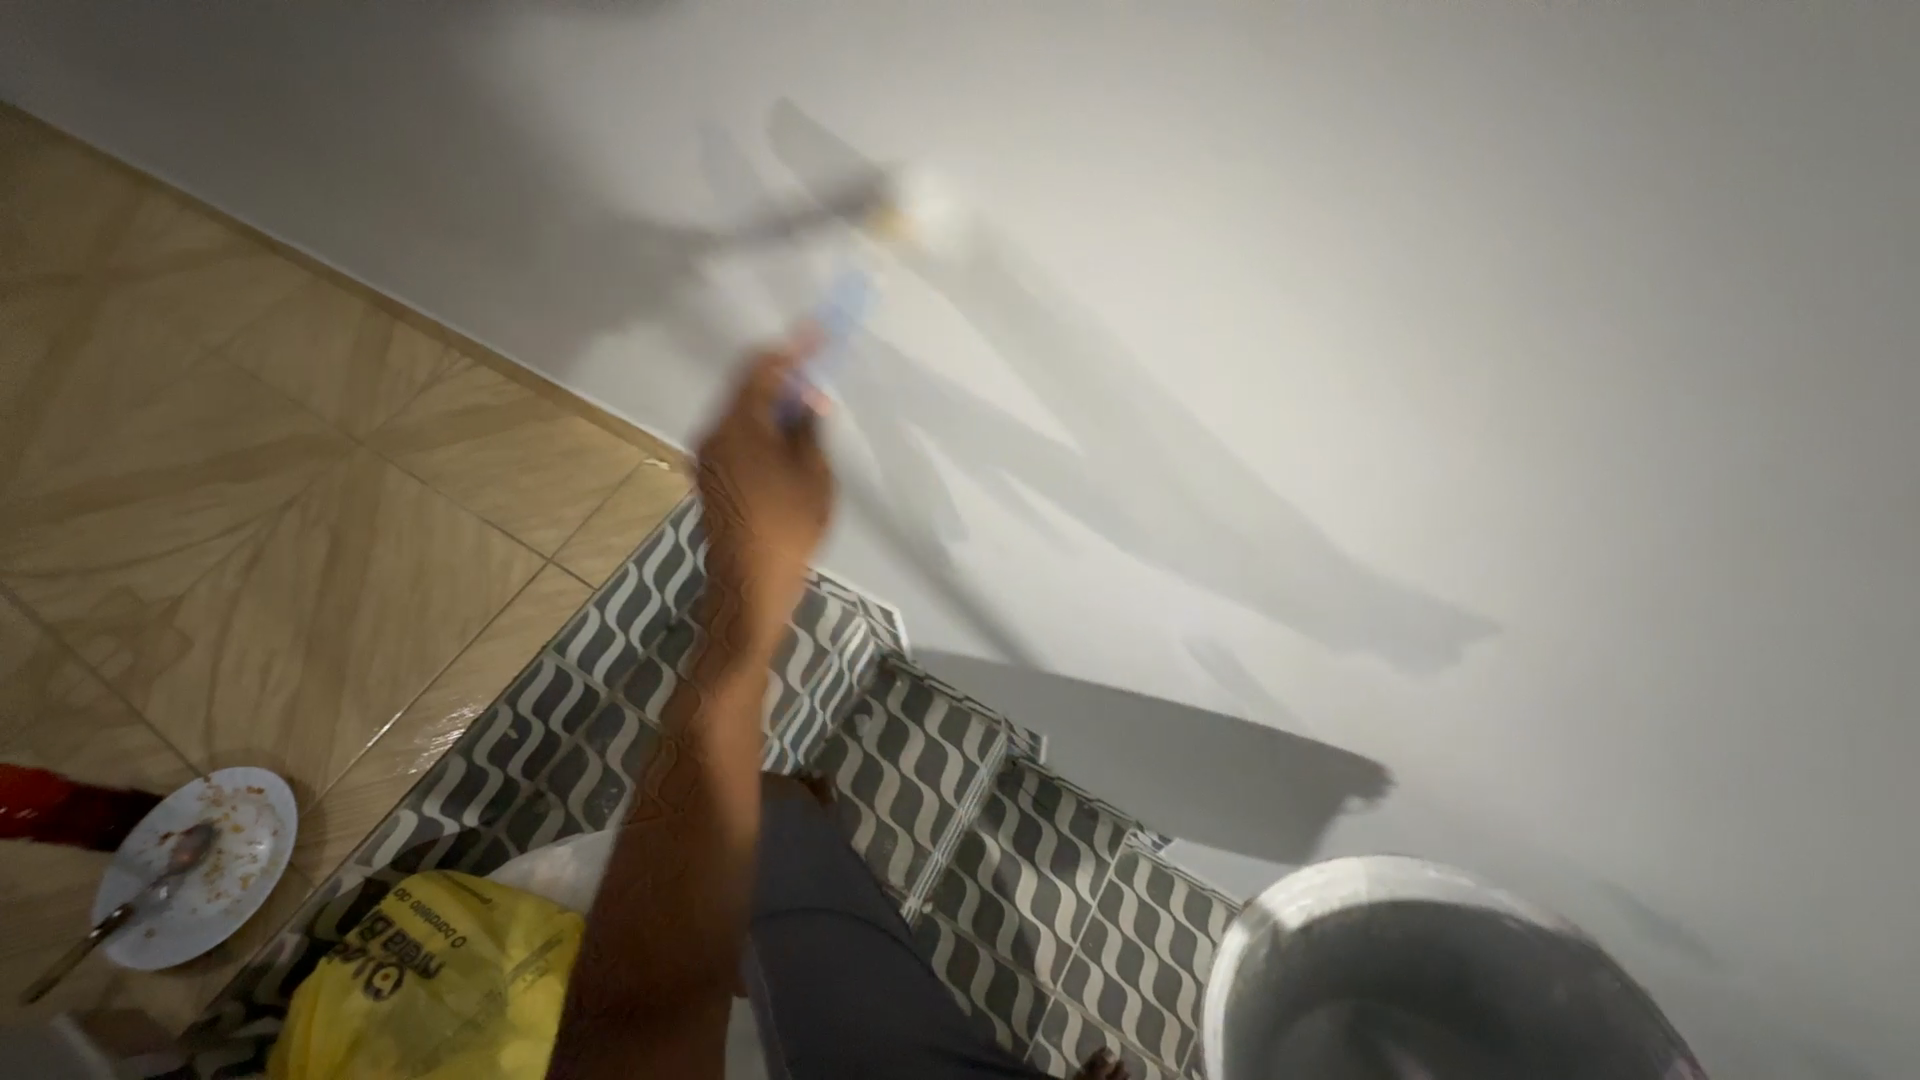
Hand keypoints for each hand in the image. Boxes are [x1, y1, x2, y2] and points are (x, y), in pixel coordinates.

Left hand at [695, 344, 834, 649]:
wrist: (749, 586)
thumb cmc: (788, 529)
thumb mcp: (814, 475)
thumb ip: (809, 429)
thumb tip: (806, 399)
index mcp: (738, 427)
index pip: (762, 369)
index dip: (793, 348)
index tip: (819, 332)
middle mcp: (713, 435)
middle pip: (747, 389)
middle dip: (785, 379)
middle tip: (820, 380)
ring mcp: (708, 458)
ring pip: (743, 415)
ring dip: (775, 408)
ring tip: (811, 416)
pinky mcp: (711, 479)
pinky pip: (739, 439)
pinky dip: (764, 431)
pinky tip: (790, 446)